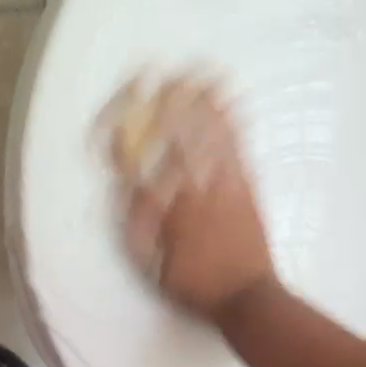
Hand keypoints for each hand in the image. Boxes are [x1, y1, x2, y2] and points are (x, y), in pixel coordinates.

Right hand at [102, 76, 279, 320]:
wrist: (246, 296)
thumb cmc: (194, 284)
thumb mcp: (152, 264)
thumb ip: (136, 223)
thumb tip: (124, 186)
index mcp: (168, 205)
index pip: (142, 156)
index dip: (129, 129)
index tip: (117, 112)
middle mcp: (196, 185)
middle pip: (177, 133)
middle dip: (165, 101)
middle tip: (156, 74)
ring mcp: (225, 181)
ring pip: (209, 131)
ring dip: (200, 99)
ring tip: (195, 70)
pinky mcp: (247, 183)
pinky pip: (238, 143)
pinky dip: (232, 118)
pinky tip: (230, 98)